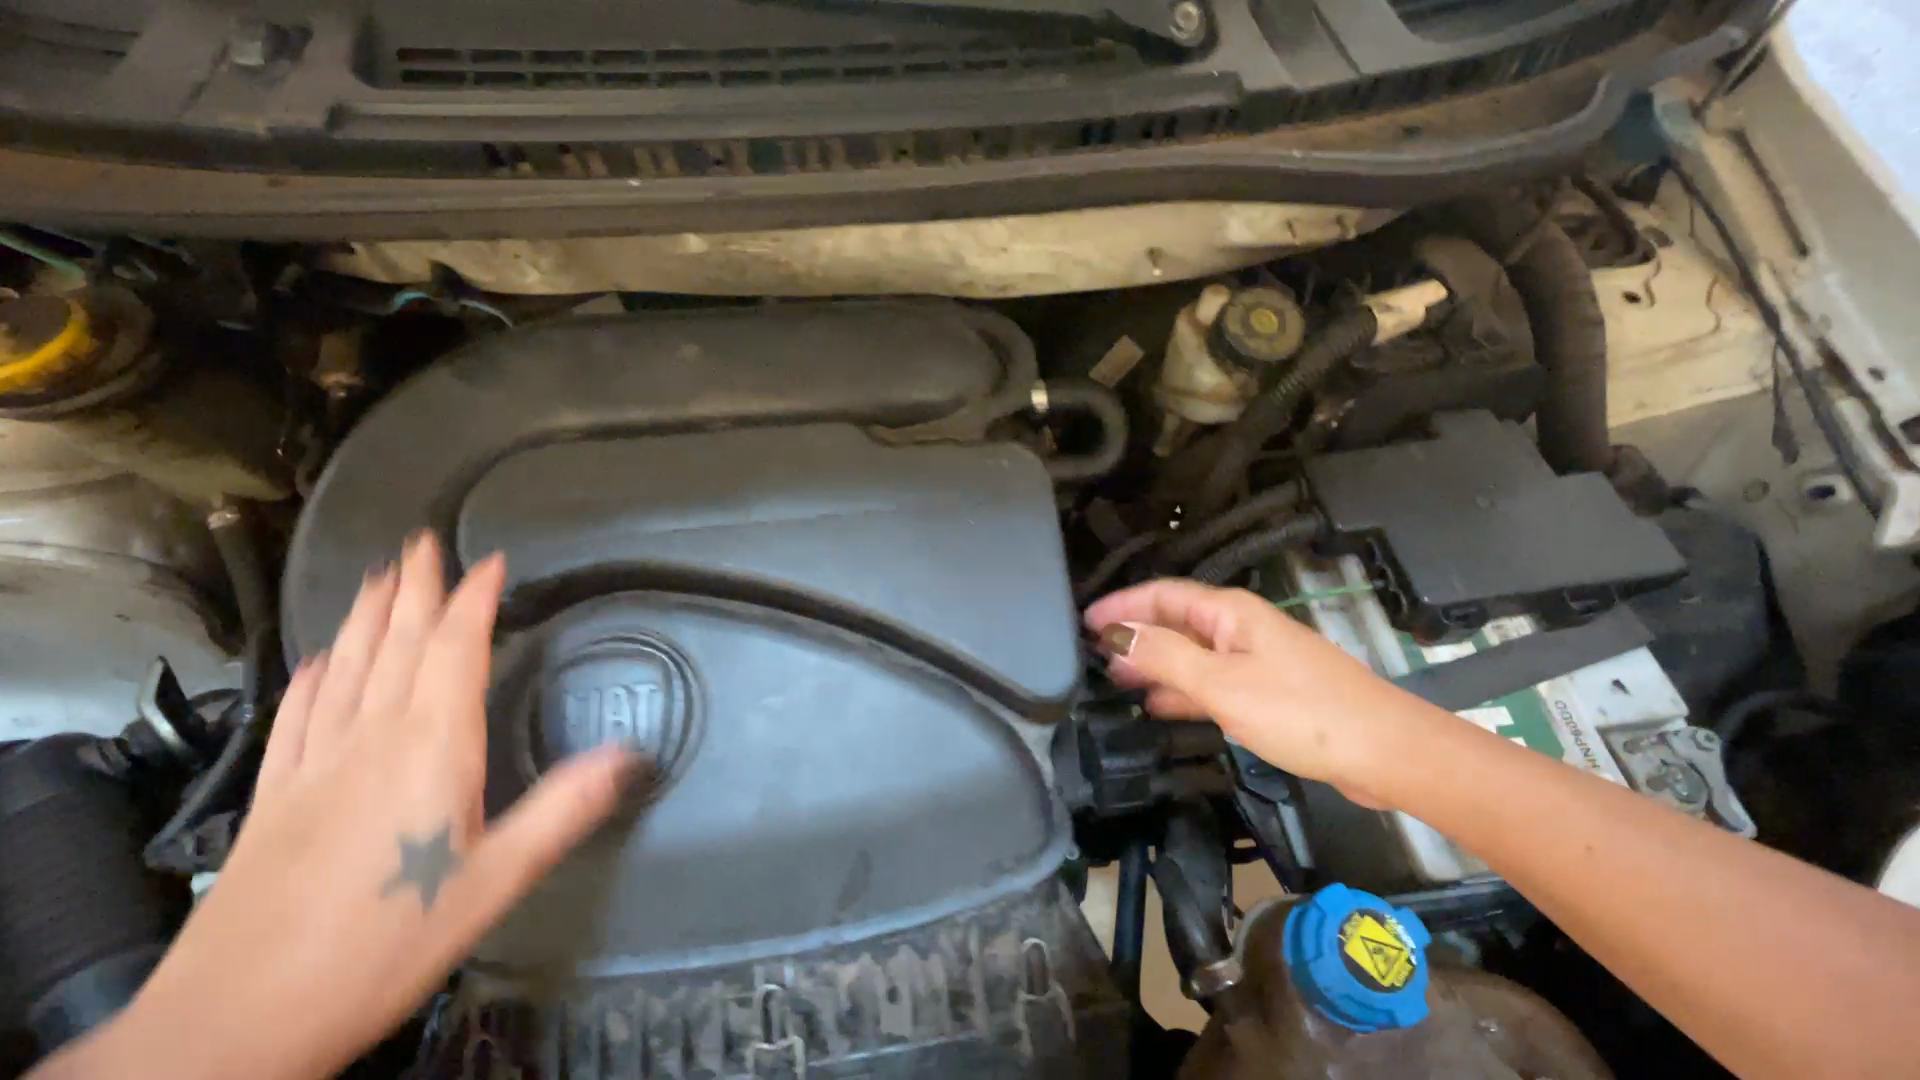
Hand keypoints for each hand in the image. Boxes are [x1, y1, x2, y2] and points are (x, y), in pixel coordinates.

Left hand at [41, 534, 640, 1079]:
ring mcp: (313, 765)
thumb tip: (628, 755)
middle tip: (422, 542)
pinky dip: (313, 676)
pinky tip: (317, 661)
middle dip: (415, 589)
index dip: (472, 599)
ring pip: (345, 667)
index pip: (453, 650)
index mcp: (429, 748)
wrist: (237, 1019)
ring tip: (379, 576)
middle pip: (396, 644)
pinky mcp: (274, 796)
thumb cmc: (384, 944)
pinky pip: (297, 714)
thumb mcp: (496, 882)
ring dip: (366, 616)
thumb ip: (563, 810)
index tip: (488, 561)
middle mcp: (369, 739)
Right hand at [1085, 579, 1440, 805]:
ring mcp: (1255, 661)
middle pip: (1176, 622)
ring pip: (1192, 655)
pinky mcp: (1267, 693)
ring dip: (1155, 665)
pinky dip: (1182, 692)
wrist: (1383, 752)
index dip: (1121, 605)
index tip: (1083, 622)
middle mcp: (1241, 629)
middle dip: (1135, 635)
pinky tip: (1160, 708)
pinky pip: (1211, 683)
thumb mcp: (1221, 684)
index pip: (1163, 595)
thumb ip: (1165, 658)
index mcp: (1230, 614)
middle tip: (1092, 656)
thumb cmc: (1301, 712)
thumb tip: (1117, 635)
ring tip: (1117, 683)